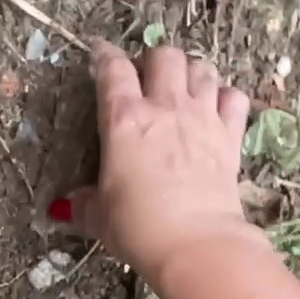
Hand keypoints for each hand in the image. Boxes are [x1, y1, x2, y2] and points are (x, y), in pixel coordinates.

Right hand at [60, 42, 260, 282]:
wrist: (193, 242)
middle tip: (146, 79)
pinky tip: (216, 108)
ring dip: (190, 72)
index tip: (101, 55)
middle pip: (164, 56)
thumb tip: (66, 206)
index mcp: (124, 121)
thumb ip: (83, 205)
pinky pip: (233, 97)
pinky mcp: (230, 136)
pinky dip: (224, 96)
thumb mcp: (98, 218)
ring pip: (201, 68)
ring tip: (181, 88)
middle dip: (153, 61)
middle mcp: (165, 108)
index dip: (105, 58)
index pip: (113, 71)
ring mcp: (202, 117)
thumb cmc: (137, 228)